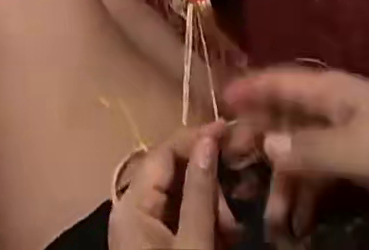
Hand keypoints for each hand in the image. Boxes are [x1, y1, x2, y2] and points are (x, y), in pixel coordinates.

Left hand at [109, 123, 237, 248]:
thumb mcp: (193, 243)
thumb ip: (200, 191)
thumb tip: (209, 138)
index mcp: (132, 204)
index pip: (165, 151)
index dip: (197, 137)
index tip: (229, 130)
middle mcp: (132, 208)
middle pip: (174, 170)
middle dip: (209, 179)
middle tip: (236, 199)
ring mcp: (141, 226)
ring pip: (182, 193)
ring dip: (211, 202)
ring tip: (232, 228)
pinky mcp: (153, 243)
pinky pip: (181, 215)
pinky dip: (204, 219)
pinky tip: (224, 234)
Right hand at [225, 68, 368, 206]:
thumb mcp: (352, 150)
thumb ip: (307, 149)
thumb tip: (264, 144)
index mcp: (329, 90)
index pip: (280, 82)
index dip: (252, 87)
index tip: (222, 98)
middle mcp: (335, 104)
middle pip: (287, 118)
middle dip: (262, 144)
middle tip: (234, 168)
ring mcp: (350, 130)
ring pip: (305, 149)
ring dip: (287, 182)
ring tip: (273, 220)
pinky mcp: (364, 156)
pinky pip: (325, 170)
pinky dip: (311, 192)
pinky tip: (301, 220)